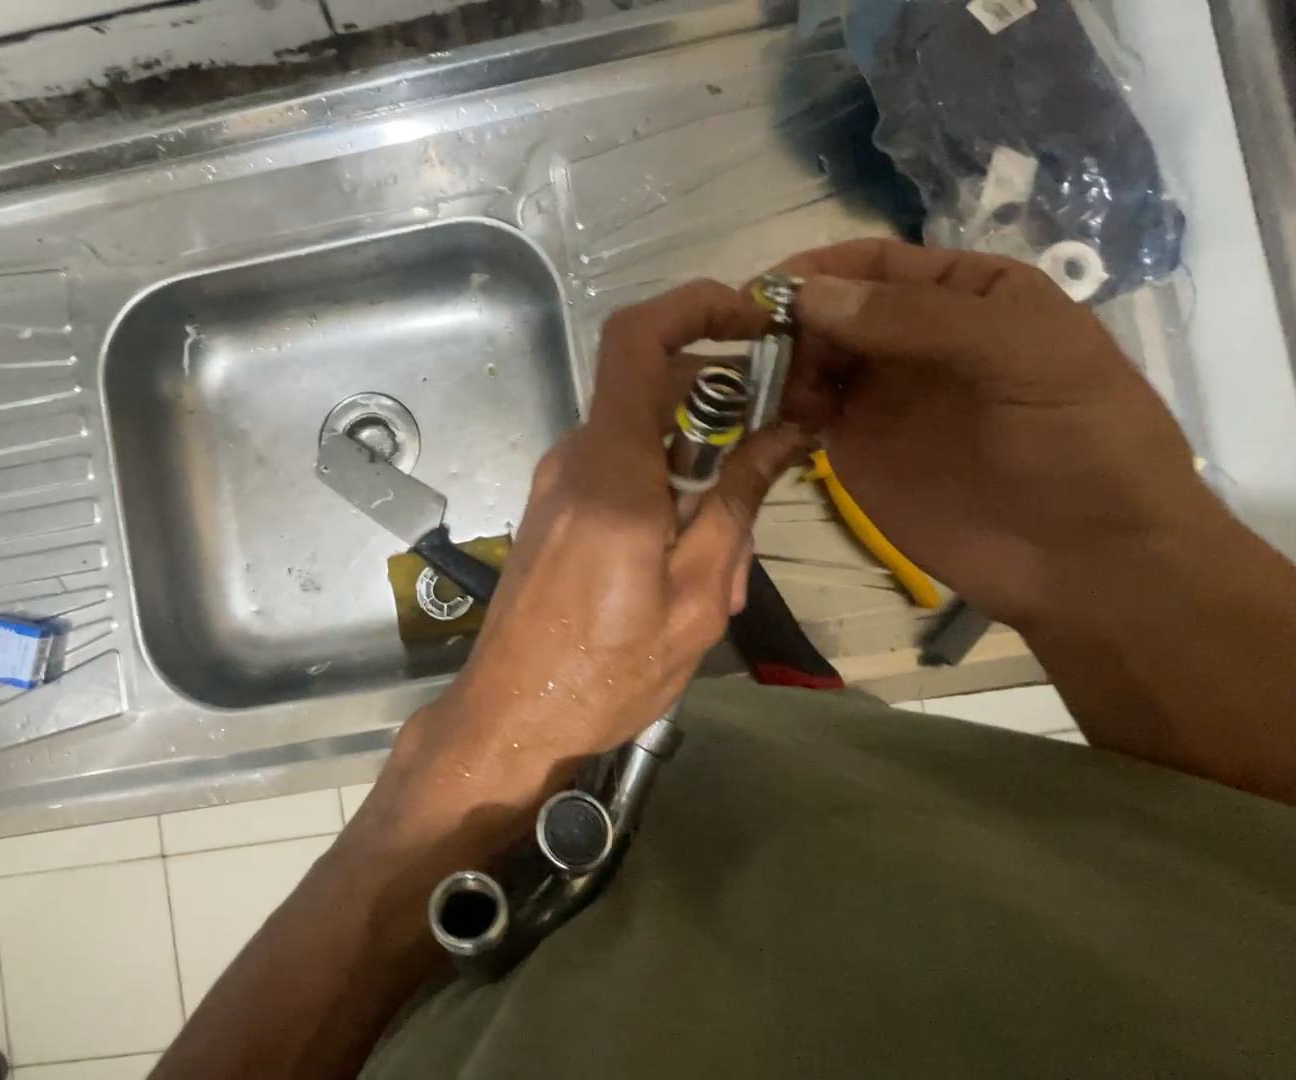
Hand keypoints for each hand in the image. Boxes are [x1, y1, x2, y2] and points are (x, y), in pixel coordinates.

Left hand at [378, 281, 807, 820]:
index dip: (695, 306)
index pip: (636, 340)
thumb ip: (735, 505)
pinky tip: (687, 567)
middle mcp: (575, 459)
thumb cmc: (606, 672)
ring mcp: (557, 484)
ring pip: (643, 439)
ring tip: (726, 560)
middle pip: (653, 389)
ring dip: (698, 473)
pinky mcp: (554, 510)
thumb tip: (783, 434)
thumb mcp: (694, 597)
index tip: (754, 320)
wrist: (512, 717)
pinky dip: (665, 494)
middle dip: (723, 419)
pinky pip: (620, 473)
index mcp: (610, 470)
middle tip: (767, 480)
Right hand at [769, 238, 1222, 627]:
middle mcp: (913, 338)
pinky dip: (777, 407)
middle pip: (831, 310)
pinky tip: (769, 418)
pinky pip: (802, 411)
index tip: (763, 292)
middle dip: (788, 320)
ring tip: (760, 389)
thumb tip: (811, 298)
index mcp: (967, 296)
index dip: (820, 270)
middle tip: (748, 347)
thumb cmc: (1078, 444)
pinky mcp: (853, 447)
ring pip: (809, 359)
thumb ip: (920, 318)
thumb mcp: (1025, 356)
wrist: (1082, 560)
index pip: (877, 265)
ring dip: (777, 364)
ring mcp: (879, 395)